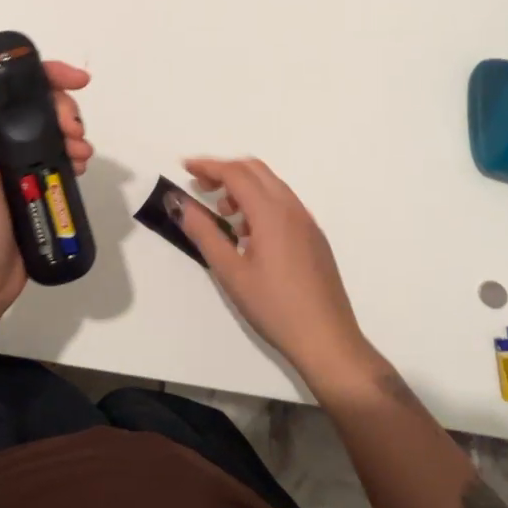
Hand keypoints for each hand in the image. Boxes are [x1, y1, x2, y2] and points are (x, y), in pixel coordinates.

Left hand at [0, 53, 92, 336]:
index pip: (7, 83)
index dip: (41, 72)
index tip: (74, 79)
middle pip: (36, 103)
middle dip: (63, 106)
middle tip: (74, 129)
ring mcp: (16, 162)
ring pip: (52, 128)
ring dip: (73, 131)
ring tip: (80, 152)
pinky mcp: (35, 184)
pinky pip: (59, 157)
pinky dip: (74, 154)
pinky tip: (81, 165)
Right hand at [170, 158, 377, 386]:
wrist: (328, 342)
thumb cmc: (274, 306)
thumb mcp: (230, 271)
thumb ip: (203, 232)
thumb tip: (180, 203)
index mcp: (271, 213)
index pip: (236, 173)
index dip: (208, 166)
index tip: (184, 167)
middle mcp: (293, 210)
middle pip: (256, 170)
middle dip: (225, 171)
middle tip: (200, 186)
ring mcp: (308, 224)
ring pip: (272, 186)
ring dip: (243, 187)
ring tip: (222, 214)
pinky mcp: (314, 239)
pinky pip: (284, 204)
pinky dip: (260, 203)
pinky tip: (248, 235)